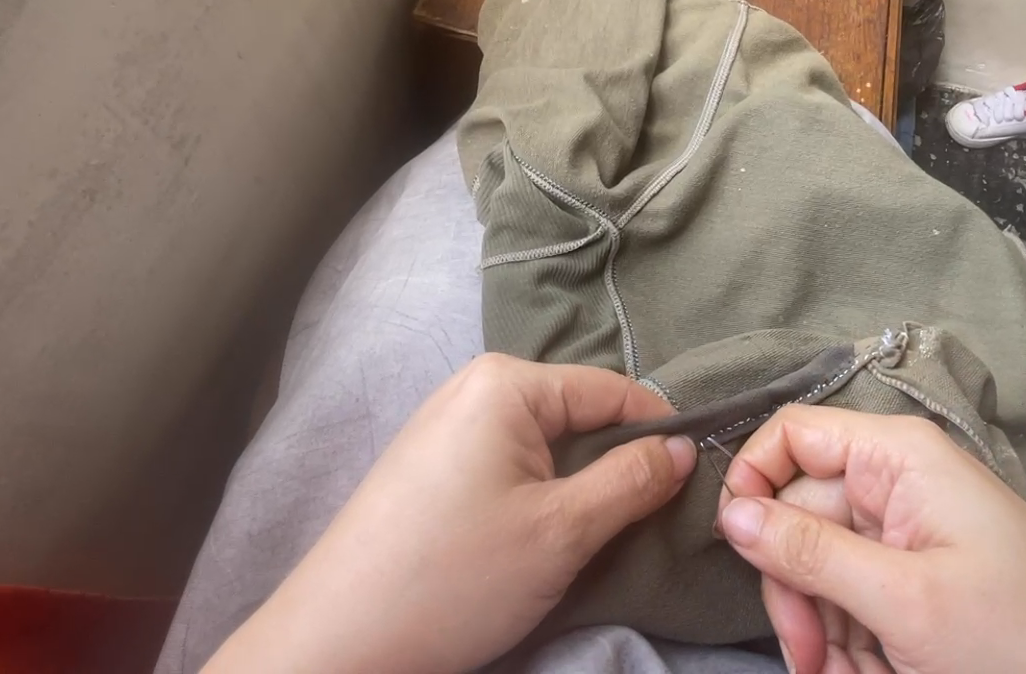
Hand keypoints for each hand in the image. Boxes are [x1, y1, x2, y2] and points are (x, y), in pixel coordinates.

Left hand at [204, 354, 696, 673]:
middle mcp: (476, 382)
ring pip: (544, 437)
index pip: (611, 390)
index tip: (695, 472)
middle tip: (648, 511)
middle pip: (577, 410)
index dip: (659, 429)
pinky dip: (539, 485)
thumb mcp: (562, 531)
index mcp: (508, 381)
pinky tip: (540, 528)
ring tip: (598, 526)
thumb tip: (683, 447)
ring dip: (579, 477)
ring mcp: (448, 418)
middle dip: (616, 457)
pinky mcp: (431, 457)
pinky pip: (508, 454)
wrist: (331, 644)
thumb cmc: (456, 577)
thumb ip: (632, 481)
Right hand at [715, 406, 1025, 673]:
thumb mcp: (904, 601)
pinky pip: (852, 598)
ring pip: (821, 566)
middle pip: (801, 512)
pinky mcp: (915, 578)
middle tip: (808, 660)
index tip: (739, 545)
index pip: (793, 433)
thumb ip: (809, 551)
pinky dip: (851, 644)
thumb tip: (728, 511)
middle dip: (796, 589)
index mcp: (894, 455)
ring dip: (823, 630)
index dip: (755, 477)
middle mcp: (893, 480)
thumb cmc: (1019, 642)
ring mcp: (904, 531)